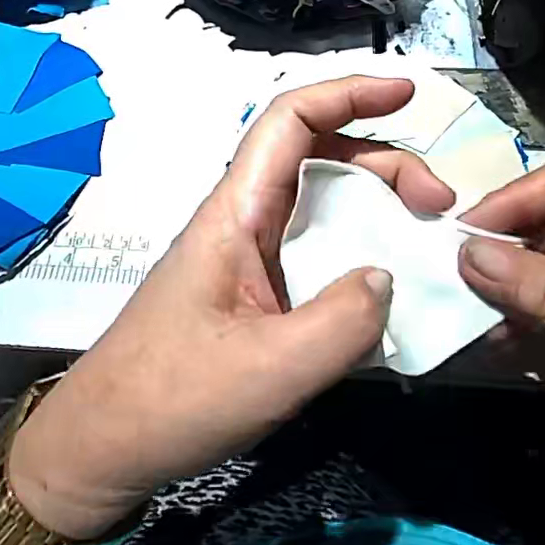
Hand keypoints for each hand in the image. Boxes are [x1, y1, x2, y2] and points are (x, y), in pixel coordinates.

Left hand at [7, 76, 454, 538]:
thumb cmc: (171, 402)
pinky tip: (396, 283)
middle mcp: (250, 219)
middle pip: (325, 157)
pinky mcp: (266, 290)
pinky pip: (326, 248)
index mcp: (238, 212)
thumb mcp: (269, 370)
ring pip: (329, 202)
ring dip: (383, 205)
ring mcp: (258, 255)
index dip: (349, 93)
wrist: (105, 451)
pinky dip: (367, 248)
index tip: (406, 95)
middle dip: (388, 165)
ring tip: (427, 237)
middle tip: (439, 207)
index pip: (291, 120)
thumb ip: (342, 324)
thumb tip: (388, 276)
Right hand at [456, 161, 544, 544]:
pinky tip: (476, 348)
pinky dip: (509, 336)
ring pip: (539, 282)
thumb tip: (466, 252)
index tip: (459, 234)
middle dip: (500, 252)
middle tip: (441, 278)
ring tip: (449, 315)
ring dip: (497, 297)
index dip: (515, 202)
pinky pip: (542, 330)